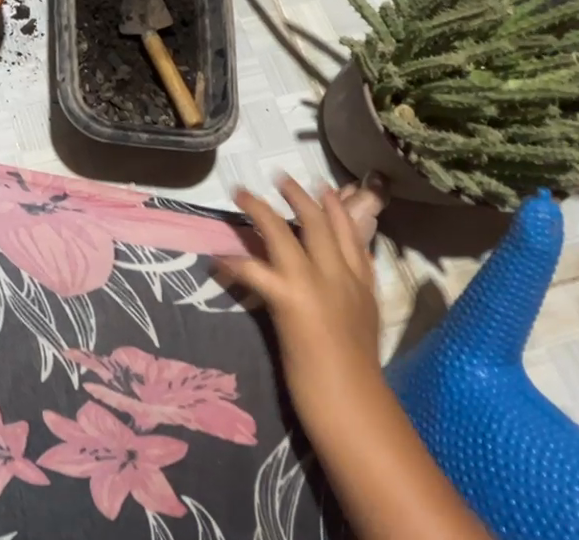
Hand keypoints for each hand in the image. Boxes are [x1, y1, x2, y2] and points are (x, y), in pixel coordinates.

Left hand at [219, 176, 381, 408]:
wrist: (355, 403)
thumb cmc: (355, 374)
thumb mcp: (362, 325)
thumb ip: (349, 296)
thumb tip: (329, 280)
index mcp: (362, 286)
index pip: (352, 237)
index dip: (337, 210)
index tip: (324, 187)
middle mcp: (341, 279)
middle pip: (319, 226)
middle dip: (299, 197)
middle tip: (280, 175)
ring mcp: (315, 286)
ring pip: (286, 235)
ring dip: (260, 211)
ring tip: (240, 192)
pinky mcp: (290, 300)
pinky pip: (254, 271)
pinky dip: (233, 261)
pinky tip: (215, 256)